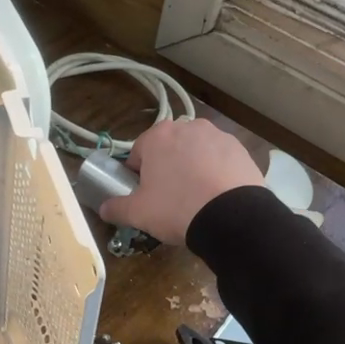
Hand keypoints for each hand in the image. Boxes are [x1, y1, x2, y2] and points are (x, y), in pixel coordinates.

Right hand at [98, 119, 262, 244]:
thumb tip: (103, 208)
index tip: (145, 195)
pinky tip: (217, 196)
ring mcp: (217, 135)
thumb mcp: (139, 213)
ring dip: (193, 168)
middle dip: (167, 169)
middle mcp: (187, 127)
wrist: (232, 216)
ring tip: (197, 198)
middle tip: (170, 198)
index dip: (138, 176)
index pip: (138, 154)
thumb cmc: (177, 208)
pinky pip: (220, 160)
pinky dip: (216, 173)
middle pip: (169, 149)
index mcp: (158, 136)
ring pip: (196, 153)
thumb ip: (117, 208)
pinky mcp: (240, 149)